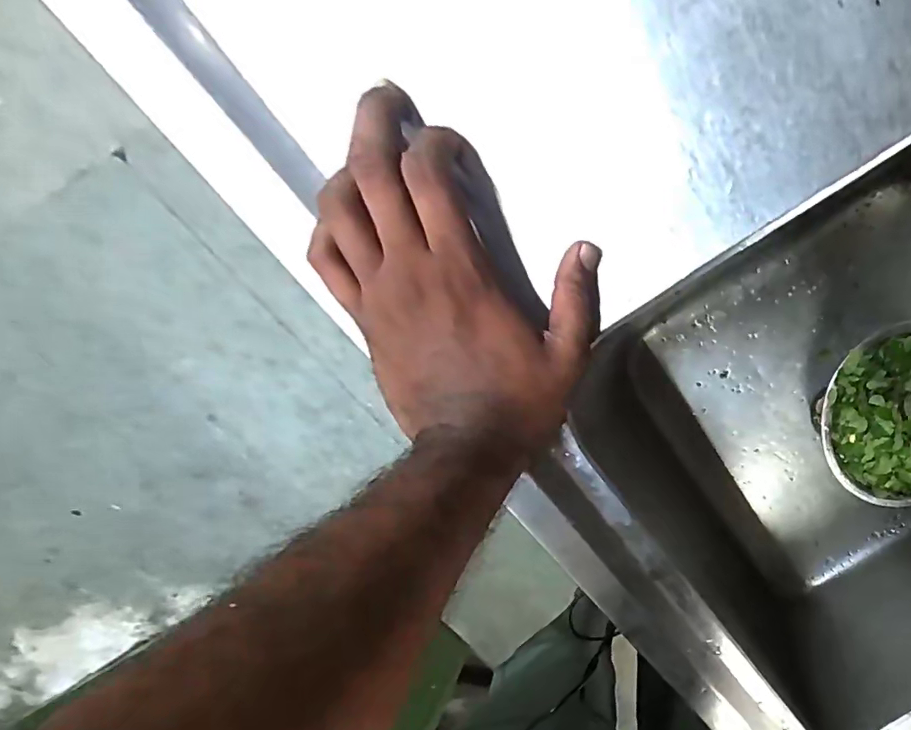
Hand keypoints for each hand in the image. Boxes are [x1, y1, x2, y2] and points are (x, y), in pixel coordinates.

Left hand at [307, 82, 600, 455]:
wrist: (467, 450)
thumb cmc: (521, 404)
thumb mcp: (567, 357)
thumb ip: (576, 300)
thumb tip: (585, 246)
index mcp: (462, 272)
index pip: (429, 179)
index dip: (436, 144)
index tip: (452, 142)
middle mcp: (410, 269)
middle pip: (371, 173)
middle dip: (374, 123)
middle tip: (386, 98)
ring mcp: (377, 292)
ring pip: (338, 207)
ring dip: (345, 167)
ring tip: (364, 156)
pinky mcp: (361, 317)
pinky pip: (325, 257)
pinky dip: (326, 225)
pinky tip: (341, 217)